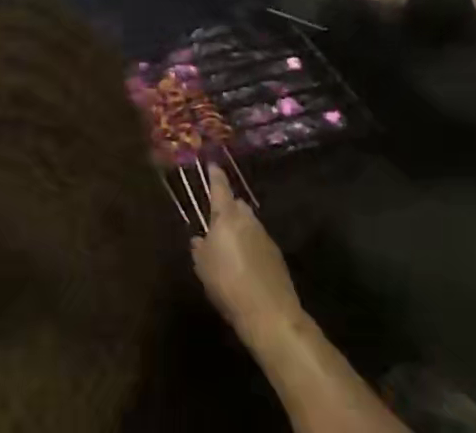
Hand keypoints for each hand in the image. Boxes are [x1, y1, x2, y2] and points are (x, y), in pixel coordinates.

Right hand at [192, 166, 304, 345]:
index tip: (212, 164)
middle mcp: (248, 219)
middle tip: (216, 221)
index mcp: (227, 217)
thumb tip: (200, 239)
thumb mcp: (203, 267)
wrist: (268, 311)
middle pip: (237, 204)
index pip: (220, 188)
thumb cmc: (227, 283)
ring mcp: (264, 235)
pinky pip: (258, 240)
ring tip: (228, 246)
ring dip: (239, 228)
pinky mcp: (275, 253)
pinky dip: (250, 244)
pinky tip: (243, 263)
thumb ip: (199, 248)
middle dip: (227, 208)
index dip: (215, 175)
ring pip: (248, 222)